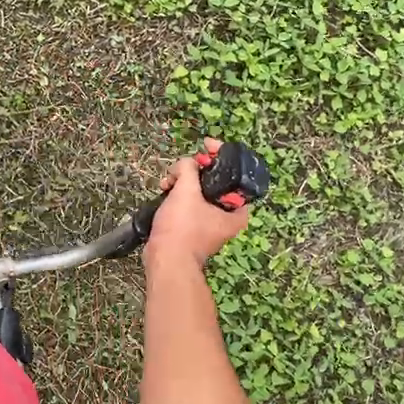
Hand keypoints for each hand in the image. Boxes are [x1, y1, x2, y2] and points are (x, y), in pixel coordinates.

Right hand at [143, 138, 250, 276]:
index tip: (205, 145)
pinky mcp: (193, 225)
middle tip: (181, 167)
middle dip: (194, 170)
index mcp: (238, 210)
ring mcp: (210, 221)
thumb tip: (187, 164)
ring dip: (182, 181)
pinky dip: (177, 193)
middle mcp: (228, 216)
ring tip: (168, 182)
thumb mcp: (186, 192)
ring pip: (199, 190)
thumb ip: (188, 169)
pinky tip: (165, 190)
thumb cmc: (182, 228)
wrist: (166, 259)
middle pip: (214, 180)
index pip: (236, 173)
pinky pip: (189, 201)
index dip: (220, 155)